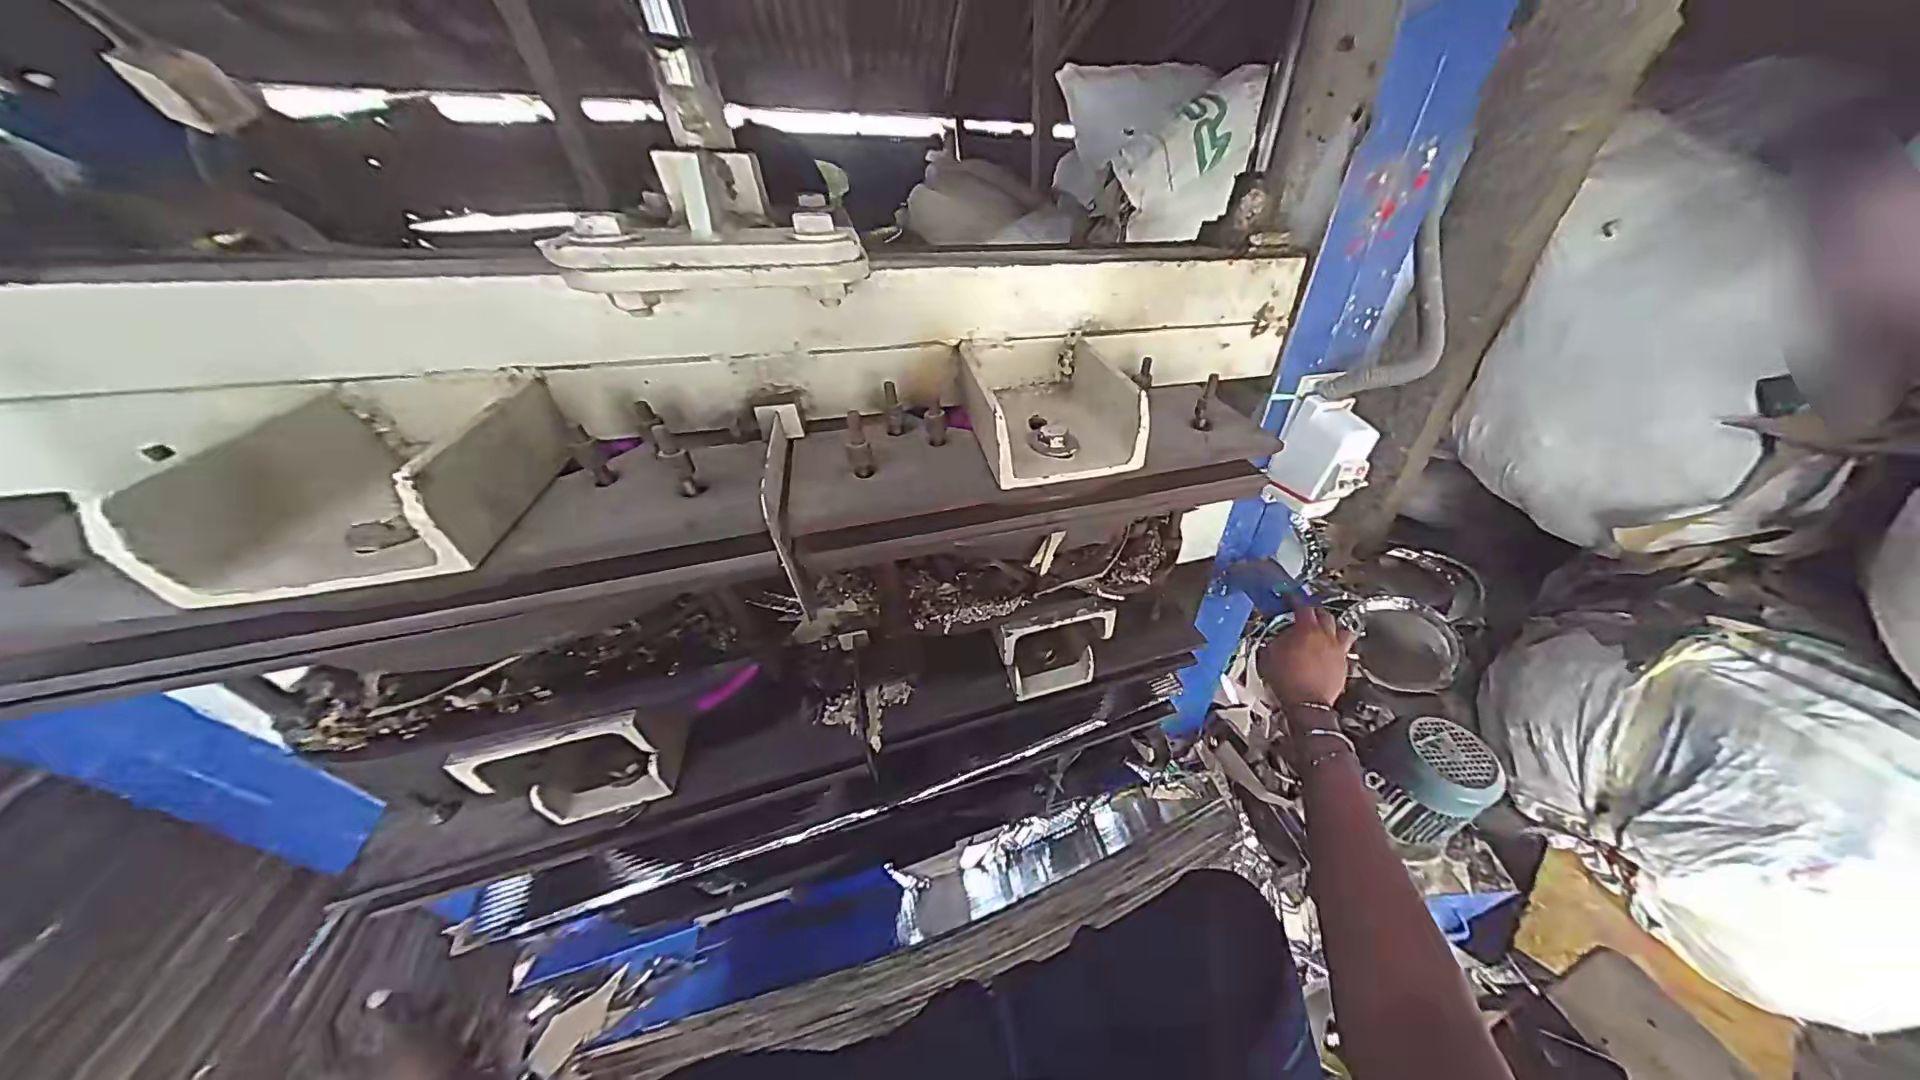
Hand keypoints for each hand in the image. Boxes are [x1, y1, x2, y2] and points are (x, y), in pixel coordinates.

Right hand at [1256, 595, 1355, 708]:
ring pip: (1341, 629)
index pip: (1303, 606)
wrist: (1306, 704)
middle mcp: (1326, 637)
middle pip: (1325, 615)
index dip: (1295, 599)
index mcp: (1307, 630)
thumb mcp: (1270, 654)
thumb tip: (1281, 635)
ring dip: (1332, 626)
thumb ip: (1278, 638)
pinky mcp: (1343, 665)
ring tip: (1324, 628)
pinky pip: (1344, 648)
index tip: (1290, 597)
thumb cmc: (1287, 680)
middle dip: (1314, 611)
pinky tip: (1328, 649)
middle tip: (1305, 612)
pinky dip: (1336, 644)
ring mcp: (1338, 651)